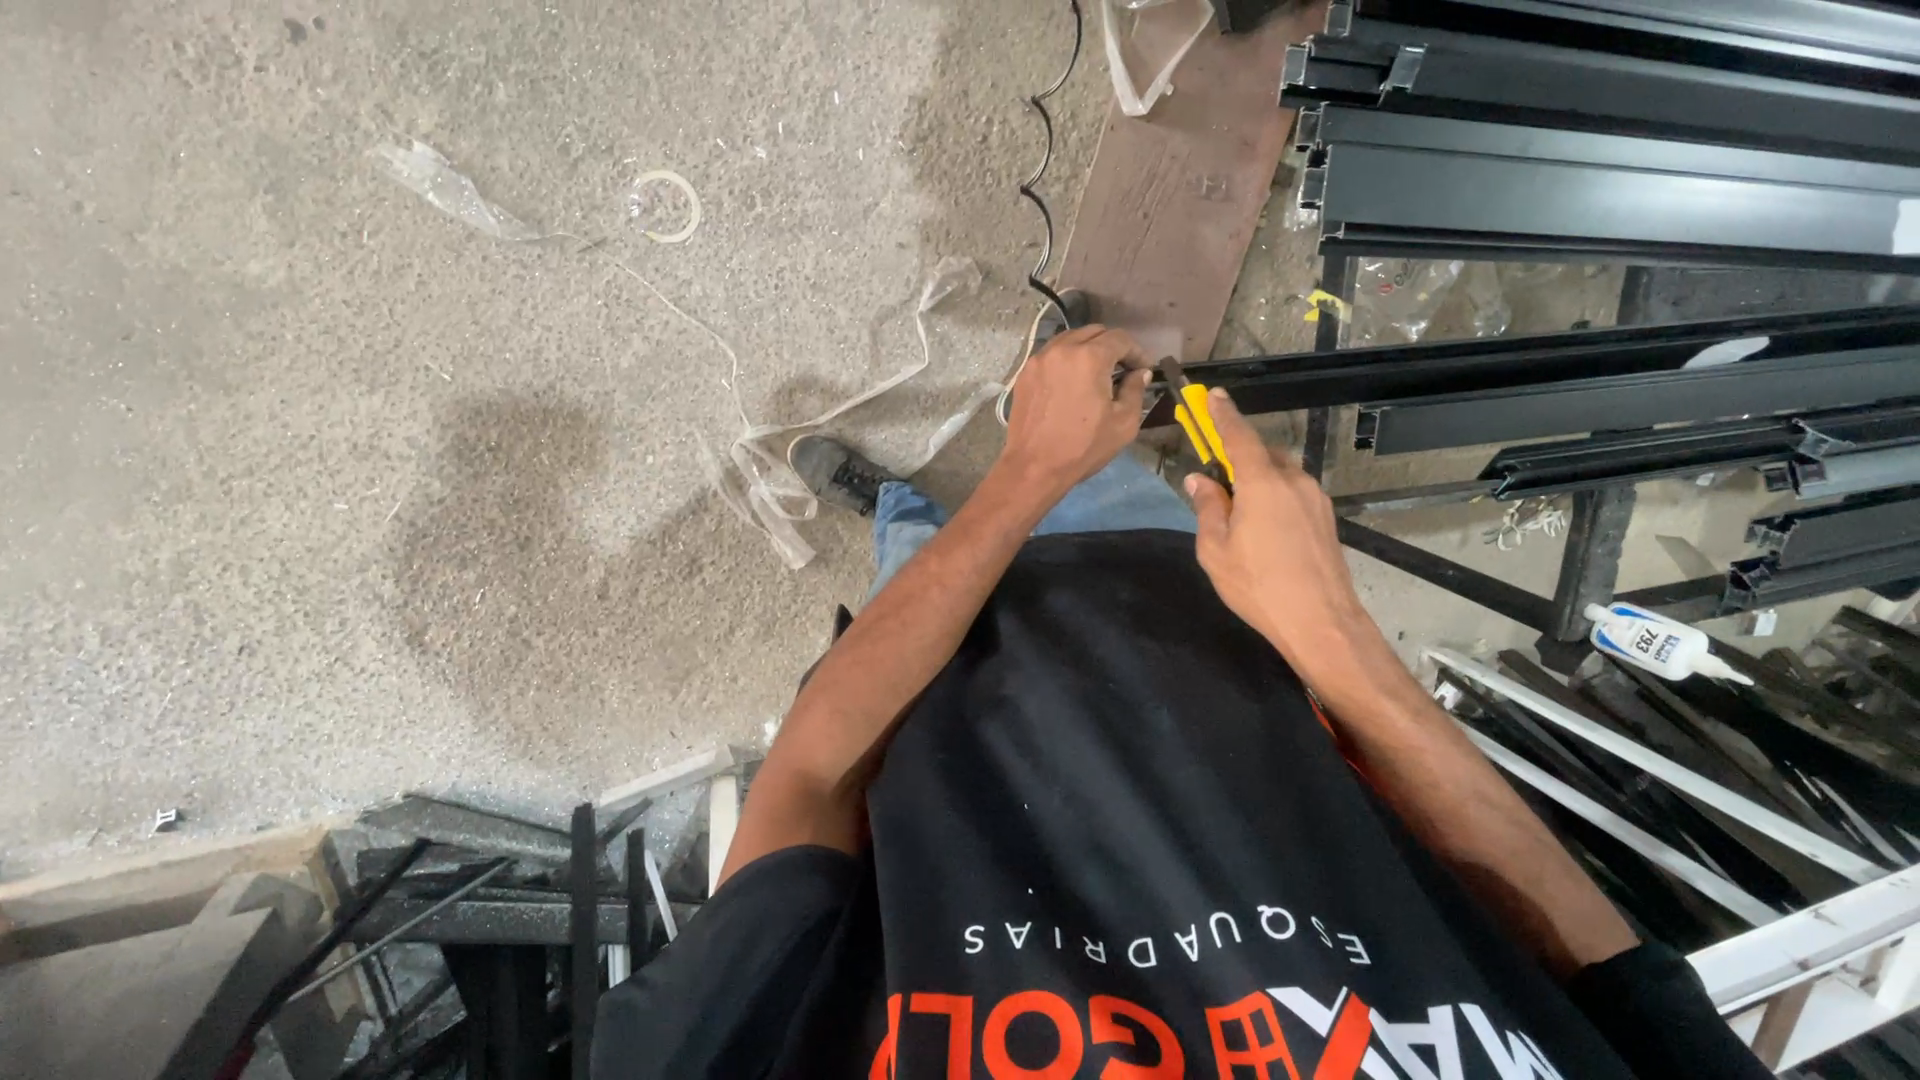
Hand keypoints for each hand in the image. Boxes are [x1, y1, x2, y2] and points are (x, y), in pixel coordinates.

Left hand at [999, 325, 1152, 497]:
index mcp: (1089, 358)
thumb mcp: (1123, 423)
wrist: (1034, 467)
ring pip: (1069, 340)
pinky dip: (1066, 360)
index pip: (1119, 339)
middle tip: (1122, 369)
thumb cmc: (1083, 448)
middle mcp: (1061, 350)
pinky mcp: (1024, 374)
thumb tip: (1140, 373)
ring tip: (1097, 373)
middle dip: (1112, 346)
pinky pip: (1050, 355)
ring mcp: (1038, 360)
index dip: (1136, 351)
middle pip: (1093, 332)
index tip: (1143, 368)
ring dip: (1087, 349)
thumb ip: (1135, 391)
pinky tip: (1072, 381)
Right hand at [1185, 389, 1378, 667]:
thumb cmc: (1258, 586)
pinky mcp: (1326, 517)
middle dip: (1238, 457)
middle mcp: (1293, 481)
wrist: (1320, 621)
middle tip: (1217, 480)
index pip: (1239, 436)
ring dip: (1257, 480)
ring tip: (1239, 514)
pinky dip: (1274, 496)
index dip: (1222, 415)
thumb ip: (1208, 508)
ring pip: (1279, 474)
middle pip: (1261, 454)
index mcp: (1262, 484)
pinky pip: (1293, 493)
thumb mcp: (1215, 550)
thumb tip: (1200, 480)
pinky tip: (1263, 528)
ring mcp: (1315, 498)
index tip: (1211, 396)